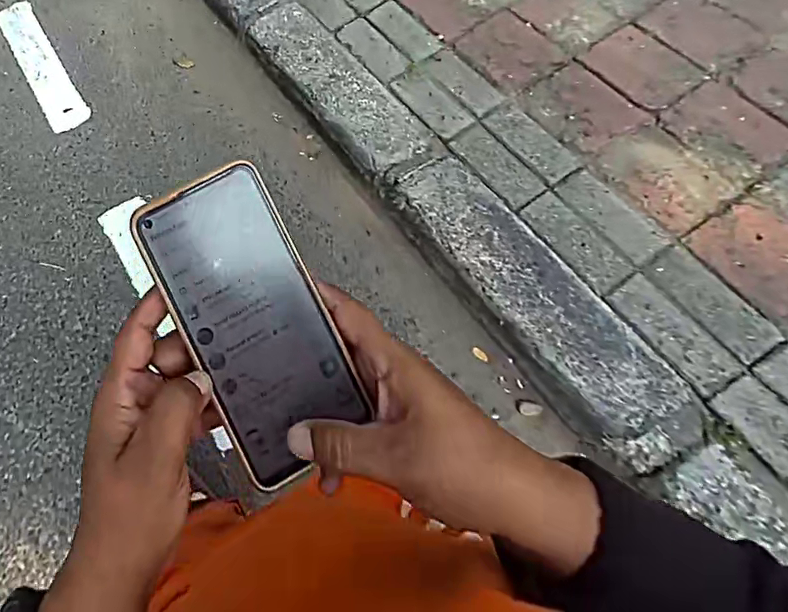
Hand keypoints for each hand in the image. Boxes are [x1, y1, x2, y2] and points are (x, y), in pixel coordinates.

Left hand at [43, 290, 212, 611]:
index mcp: (118, 395)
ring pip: (181, 381)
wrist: (123, 566)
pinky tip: (231, 404)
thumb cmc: (123, 520)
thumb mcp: (152, 458)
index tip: (173, 282)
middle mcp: (132, 401)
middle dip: (193, 344)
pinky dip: (209, 403)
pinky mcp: (166, 440)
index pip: (134, 335)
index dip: (152, 306)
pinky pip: (189, 407)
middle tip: (224, 332)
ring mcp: (150, 421)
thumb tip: (197, 376)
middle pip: (164, 354)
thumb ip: (174, 409)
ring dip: (205, 375)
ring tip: (234, 364)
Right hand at [287, 284, 600, 576]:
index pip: (350, 314)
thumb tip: (293, 436)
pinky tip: (328, 475)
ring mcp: (395, 401)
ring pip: (345, 394)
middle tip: (264, 352)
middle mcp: (391, 374)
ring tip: (288, 427)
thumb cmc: (468, 467)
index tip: (286, 280)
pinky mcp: (400, 428)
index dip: (319, 293)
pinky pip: (358, 424)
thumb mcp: (396, 458)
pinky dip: (340, 444)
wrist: (522, 506)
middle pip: (338, 351)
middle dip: (303, 354)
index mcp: (393, 363)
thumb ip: (340, 446)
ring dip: (321, 414)